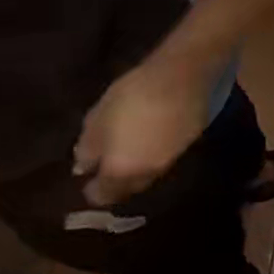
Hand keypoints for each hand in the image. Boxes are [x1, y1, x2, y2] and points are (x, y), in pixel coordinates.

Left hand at [72, 60, 211, 206]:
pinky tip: (158, 130)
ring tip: (136, 145)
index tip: (88, 180)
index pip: (104, 196)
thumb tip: (83, 167)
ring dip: (141, 165)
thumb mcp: (97, 117)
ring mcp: (172, 158)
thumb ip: (87, 148)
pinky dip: (160, 148)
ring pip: (152, 171)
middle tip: (112, 163)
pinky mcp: (190, 142)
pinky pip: (169, 153)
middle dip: (119, 181)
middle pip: (131, 187)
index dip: (93, 190)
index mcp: (120, 170)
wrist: (180, 78)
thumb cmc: (132, 96)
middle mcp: (147, 172)